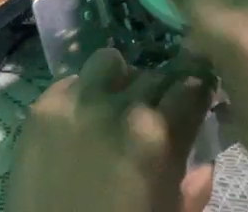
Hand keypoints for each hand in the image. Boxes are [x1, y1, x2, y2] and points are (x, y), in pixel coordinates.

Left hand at [9, 47, 215, 211]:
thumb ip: (194, 186)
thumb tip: (204, 158)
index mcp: (159, 135)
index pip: (192, 85)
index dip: (197, 92)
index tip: (195, 99)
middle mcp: (120, 106)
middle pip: (154, 73)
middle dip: (161, 89)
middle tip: (156, 110)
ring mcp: (78, 102)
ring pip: (109, 62)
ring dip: (119, 79)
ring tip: (115, 102)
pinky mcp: (43, 107)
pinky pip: (70, 81)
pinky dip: (81, 94)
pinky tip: (80, 118)